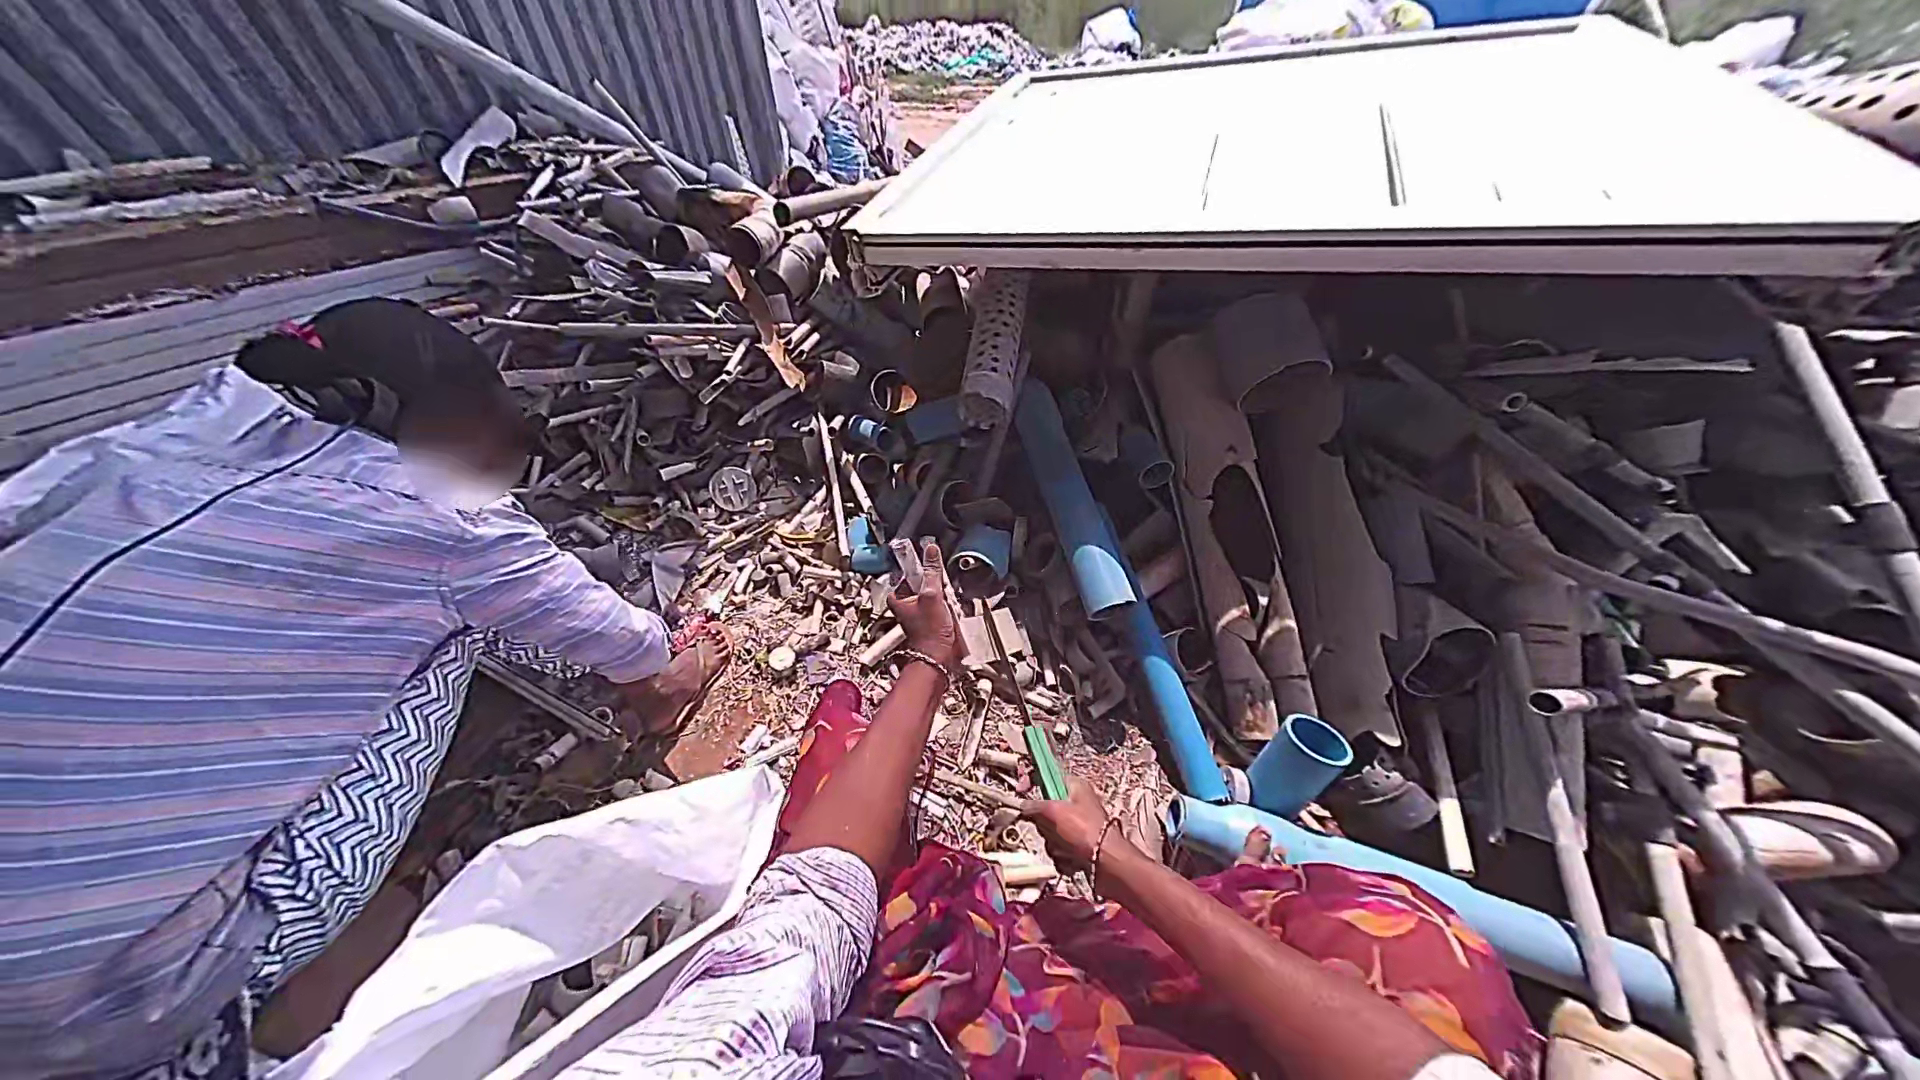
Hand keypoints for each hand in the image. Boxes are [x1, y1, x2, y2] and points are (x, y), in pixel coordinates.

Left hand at [888, 538, 960, 669]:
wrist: (940, 658)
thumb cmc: (929, 633)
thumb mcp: (931, 596)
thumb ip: (932, 572)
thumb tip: (930, 550)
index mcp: (897, 597)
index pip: (910, 573)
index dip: (924, 573)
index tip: (933, 574)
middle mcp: (906, 604)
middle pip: (925, 582)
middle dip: (938, 587)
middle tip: (941, 596)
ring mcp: (920, 611)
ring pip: (936, 592)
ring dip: (945, 597)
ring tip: (946, 608)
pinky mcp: (932, 618)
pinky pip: (943, 603)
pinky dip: (949, 606)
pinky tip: (950, 613)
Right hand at [1021, 775, 1116, 871]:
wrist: (1107, 865)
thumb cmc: (1085, 831)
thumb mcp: (1053, 811)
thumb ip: (1033, 806)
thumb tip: (1023, 806)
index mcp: (1074, 786)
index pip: (1047, 775)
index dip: (1032, 780)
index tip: (1021, 789)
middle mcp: (1077, 804)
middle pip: (1045, 809)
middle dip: (1045, 825)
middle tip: (1051, 829)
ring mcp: (1078, 826)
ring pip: (1050, 832)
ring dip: (1053, 843)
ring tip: (1065, 847)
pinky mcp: (1079, 846)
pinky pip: (1058, 848)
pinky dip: (1062, 856)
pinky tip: (1071, 859)